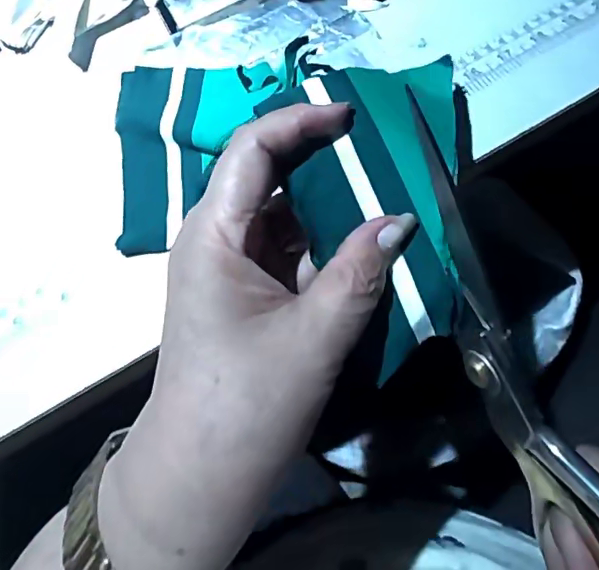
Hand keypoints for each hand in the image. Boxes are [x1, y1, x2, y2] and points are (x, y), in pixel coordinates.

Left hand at [98, 104, 418, 569]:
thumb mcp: (313, 337)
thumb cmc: (244, 406)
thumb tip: (401, 218)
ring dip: (327, 190)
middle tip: (371, 135)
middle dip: (317, 148)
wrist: (196, 483)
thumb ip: (359, 273)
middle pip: (266, 169)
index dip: (299, 121)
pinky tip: (362, 227)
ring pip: (282, 204)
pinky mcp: (249, 284)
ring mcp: (232, 260)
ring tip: (377, 173)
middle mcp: (218, 235)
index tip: (349, 115)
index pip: (252, 149)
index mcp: (215, 233)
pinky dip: (326, 228)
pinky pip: (290, 239)